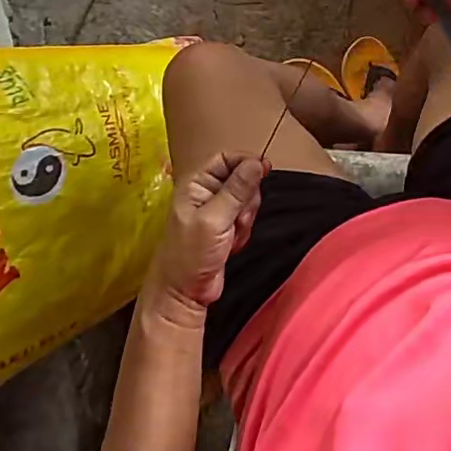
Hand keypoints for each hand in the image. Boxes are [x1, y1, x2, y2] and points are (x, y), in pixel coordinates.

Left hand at [144, 151, 265, 325]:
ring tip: (233, 233)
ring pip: (247, 198)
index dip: (246, 161)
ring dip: (246, 216)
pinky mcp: (227, 226)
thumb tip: (256, 162)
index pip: (226, 158)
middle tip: (239, 216)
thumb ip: (237, 190)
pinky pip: (247, 216)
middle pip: (242, 177)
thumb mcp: (215, 219)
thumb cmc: (191, 254)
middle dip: (247, 197)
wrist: (186, 293)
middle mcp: (207, 192)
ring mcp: (218, 209)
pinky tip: (233, 242)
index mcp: (196, 183)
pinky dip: (245, 229)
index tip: (264, 170)